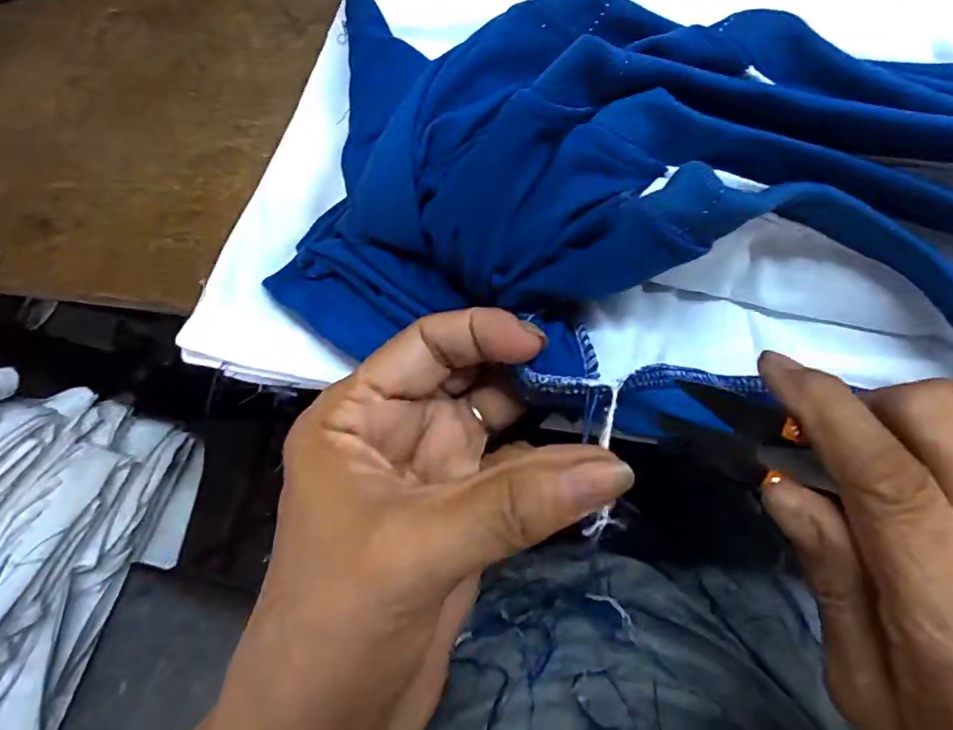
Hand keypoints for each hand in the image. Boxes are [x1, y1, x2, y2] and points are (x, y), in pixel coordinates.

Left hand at [202, 309, 634, 729]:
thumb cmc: (337, 621)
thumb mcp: (421, 549)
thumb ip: (517, 504)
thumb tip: (615, 467)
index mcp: (357, 415)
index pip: (426, 343)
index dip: (483, 330)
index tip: (541, 343)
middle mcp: (397, 429)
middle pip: (470, 374)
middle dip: (524, 366)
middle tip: (587, 366)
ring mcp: (434, 469)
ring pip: (499, 418)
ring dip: (547, 412)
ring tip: (602, 404)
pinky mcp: (464, 509)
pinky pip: (518, 468)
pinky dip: (554, 465)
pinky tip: (594, 464)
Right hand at [756, 353, 952, 729]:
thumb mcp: (863, 684)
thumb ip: (829, 573)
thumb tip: (780, 479)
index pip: (895, 488)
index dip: (832, 413)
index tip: (779, 369)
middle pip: (942, 420)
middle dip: (872, 403)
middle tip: (838, 437)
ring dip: (911, 424)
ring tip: (891, 469)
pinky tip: (950, 503)